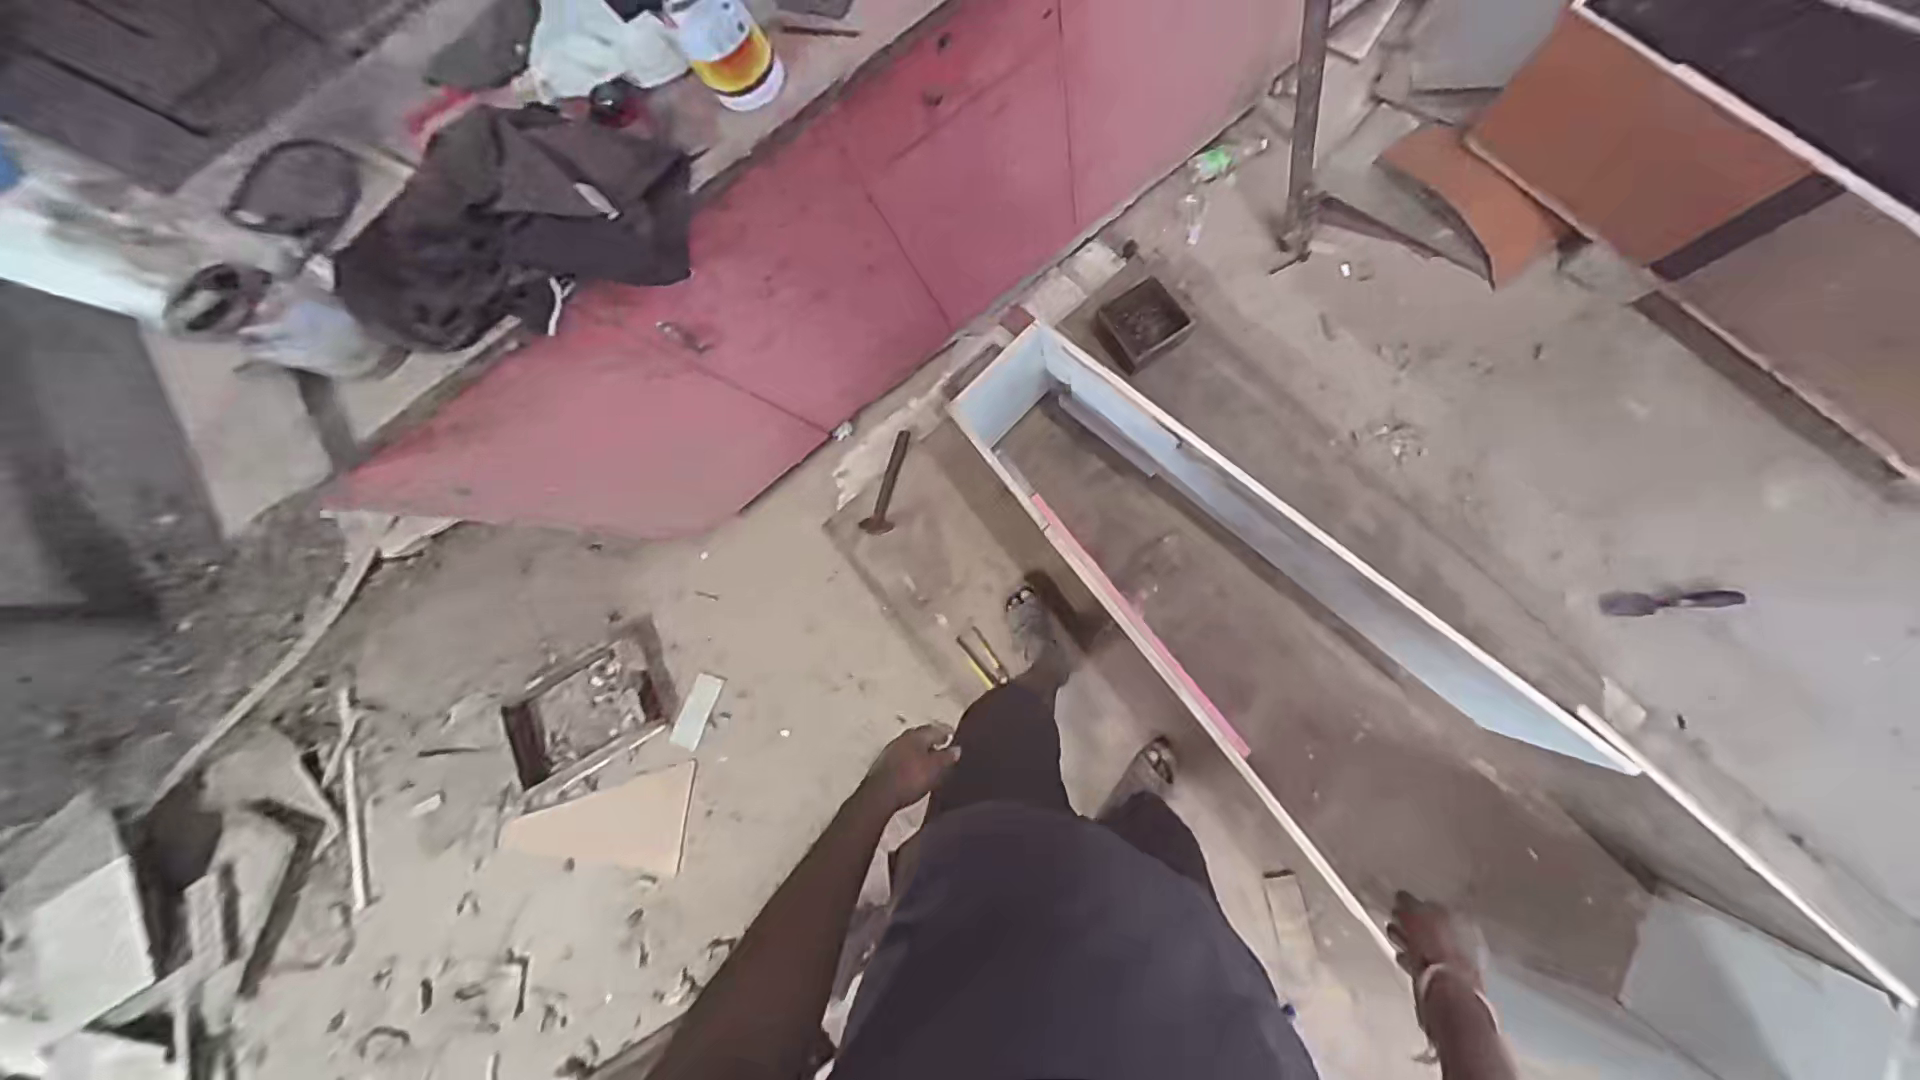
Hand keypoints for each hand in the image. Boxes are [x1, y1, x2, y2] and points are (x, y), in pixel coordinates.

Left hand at [859, 724, 960, 812]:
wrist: (880, 794)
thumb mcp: (935, 769)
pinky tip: (914, 767)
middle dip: (932, 738)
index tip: (952, 733)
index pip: (934, 728)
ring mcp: (891, 749)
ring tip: (930, 756)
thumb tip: (957, 748)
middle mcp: (903, 738)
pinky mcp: (883, 763)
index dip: (945, 731)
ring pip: (910, 744)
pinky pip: (902, 754)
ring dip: (921, 748)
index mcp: (917, 735)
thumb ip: (946, 757)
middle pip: (921, 734)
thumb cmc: (911, 778)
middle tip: (942, 743)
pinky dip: (911, 757)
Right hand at [1387, 891, 1482, 988]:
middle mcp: (1465, 937)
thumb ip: (1407, 901)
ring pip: (1427, 944)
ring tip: (1394, 938)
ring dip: (1409, 940)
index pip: (1434, 905)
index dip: (1415, 904)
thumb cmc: (1432, 943)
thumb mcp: (1414, 912)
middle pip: (1432, 925)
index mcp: (1461, 918)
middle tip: (1394, 921)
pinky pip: (1426, 961)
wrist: (1447, 988)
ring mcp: (1459, 960)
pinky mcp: (1449, 979)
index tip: (1399, 905)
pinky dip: (1413, 957)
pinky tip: (1402, 956)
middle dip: (1411, 923)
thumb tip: (1402, 897)